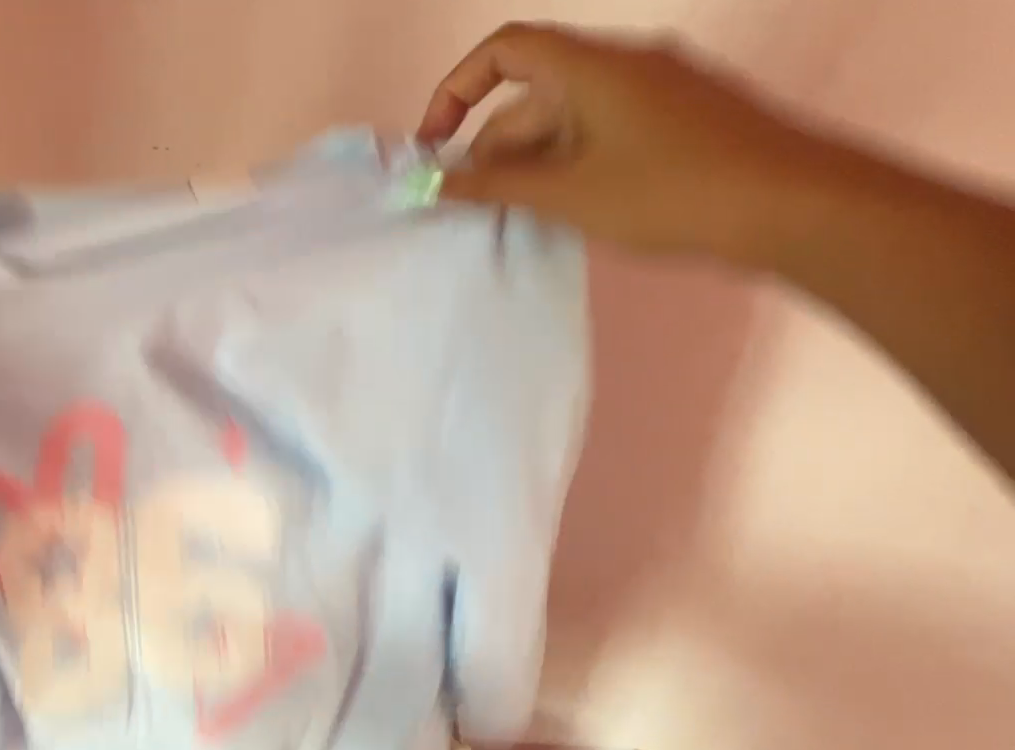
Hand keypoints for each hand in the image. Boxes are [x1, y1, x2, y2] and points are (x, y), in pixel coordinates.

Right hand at [418, 23, 830, 262]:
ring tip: (516, 219)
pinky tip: (561, 210)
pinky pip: (596, 135)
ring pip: (563, 122)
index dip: (456, 89)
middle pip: (531, 97)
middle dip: (491, 149)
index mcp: (594, 68)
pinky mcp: (673, 121)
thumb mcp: (567, 194)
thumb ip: (494, 186)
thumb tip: (437, 182)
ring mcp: (652, 94)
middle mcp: (623, 68)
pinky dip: (564, 167)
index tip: (432, 143)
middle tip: (470, 208)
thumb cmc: (672, 193)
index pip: (506, 51)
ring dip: (527, 166)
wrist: (794, 206)